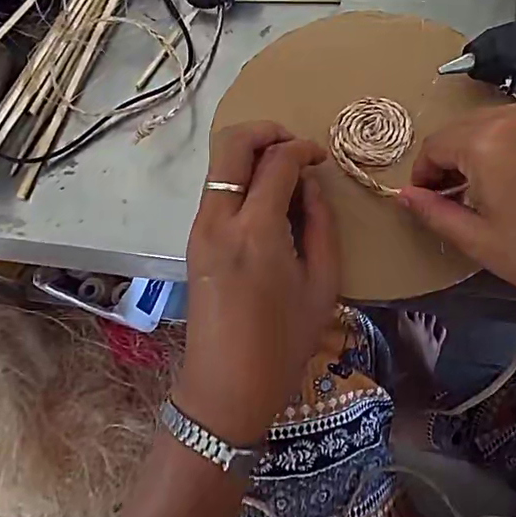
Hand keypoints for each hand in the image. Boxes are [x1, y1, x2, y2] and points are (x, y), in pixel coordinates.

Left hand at [175, 122, 341, 446]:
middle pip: (232, 144)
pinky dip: (239, 180)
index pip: (277, 161)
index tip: (321, 157)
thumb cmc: (284, 343)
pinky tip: (266, 202)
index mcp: (257, 231)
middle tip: (295, 148)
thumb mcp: (322, 284)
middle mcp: (219, 219)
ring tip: (284, 176)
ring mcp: (199, 228)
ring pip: (218, 164)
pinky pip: (215, 190)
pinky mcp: (193, 241)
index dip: (303, 148)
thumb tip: (309, 184)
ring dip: (250, 154)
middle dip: (265, 131)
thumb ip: (321, 223)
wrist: (226, 385)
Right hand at [397, 100, 515, 321]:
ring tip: (508, 192)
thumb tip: (405, 194)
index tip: (429, 199)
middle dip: (458, 160)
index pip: (435, 144)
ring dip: (495, 151)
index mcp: (486, 139)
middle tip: (464, 199)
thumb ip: (435, 213)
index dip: (424, 174)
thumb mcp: (482, 243)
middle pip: (470, 128)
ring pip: (509, 124)